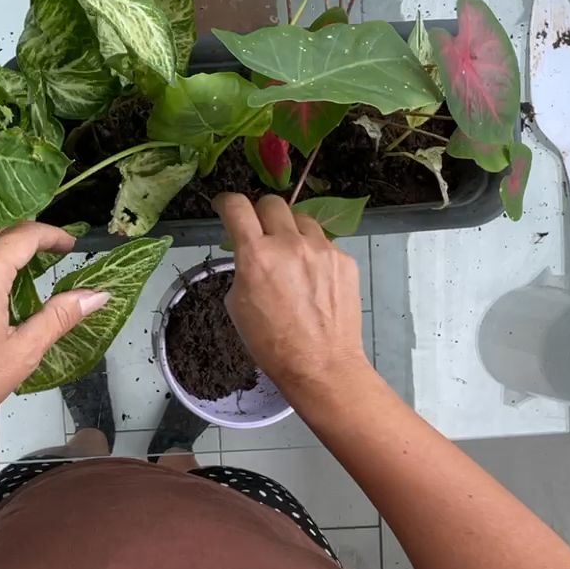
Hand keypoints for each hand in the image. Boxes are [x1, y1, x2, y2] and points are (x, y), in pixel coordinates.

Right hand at [213, 193, 372, 401]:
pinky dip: (313, 253)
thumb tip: (252, 255)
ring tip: (290, 257)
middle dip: (260, 214)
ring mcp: (322, 249)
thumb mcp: (237, 305)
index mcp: (256, 255)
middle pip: (271, 203)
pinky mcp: (344, 259)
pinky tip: (313, 279)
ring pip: (300, 219)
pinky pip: (323, 243)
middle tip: (259, 233)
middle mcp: (289, 244)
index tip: (225, 207)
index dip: (226, 202)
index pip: (236, 207)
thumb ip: (243, 268)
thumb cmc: (270, 343)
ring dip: (290, 231)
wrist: (321, 365)